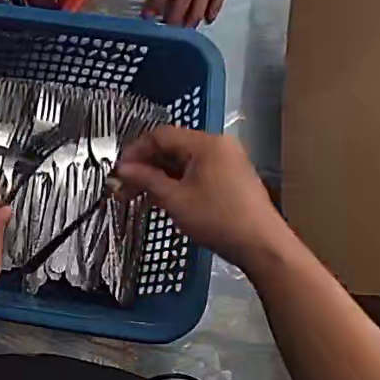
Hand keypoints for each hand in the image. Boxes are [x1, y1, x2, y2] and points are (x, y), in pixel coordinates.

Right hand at [115, 126, 284, 259]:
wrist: (260, 244)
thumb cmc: (216, 218)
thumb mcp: (175, 199)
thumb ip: (146, 179)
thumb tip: (123, 169)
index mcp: (206, 143)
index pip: (161, 135)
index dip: (135, 151)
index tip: (118, 171)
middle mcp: (218, 146)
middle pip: (173, 147)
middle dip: (146, 166)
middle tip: (125, 187)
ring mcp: (228, 161)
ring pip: (184, 161)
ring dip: (160, 176)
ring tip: (141, 196)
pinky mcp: (232, 177)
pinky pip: (197, 171)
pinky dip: (177, 181)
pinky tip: (164, 198)